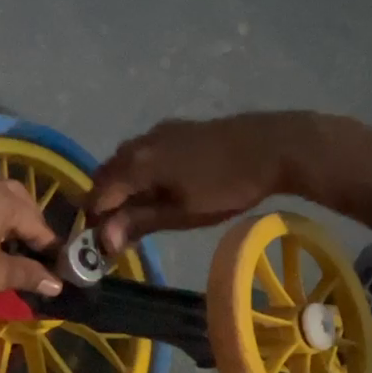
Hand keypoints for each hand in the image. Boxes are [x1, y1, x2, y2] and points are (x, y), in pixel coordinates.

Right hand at [88, 112, 322, 251]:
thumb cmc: (227, 186)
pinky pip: (141, 151)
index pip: (97, 195)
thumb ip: (139, 222)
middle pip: (105, 176)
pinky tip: (159, 185)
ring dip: (121, 185)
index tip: (104, 245)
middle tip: (120, 230)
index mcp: (135, 164)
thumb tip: (103, 240)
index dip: (96, 222)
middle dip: (105, 203)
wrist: (275, 145)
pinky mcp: (174, 128)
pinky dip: (138, 170)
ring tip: (140, 209)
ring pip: (123, 161)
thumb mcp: (182, 213)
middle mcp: (137, 144)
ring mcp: (156, 132)